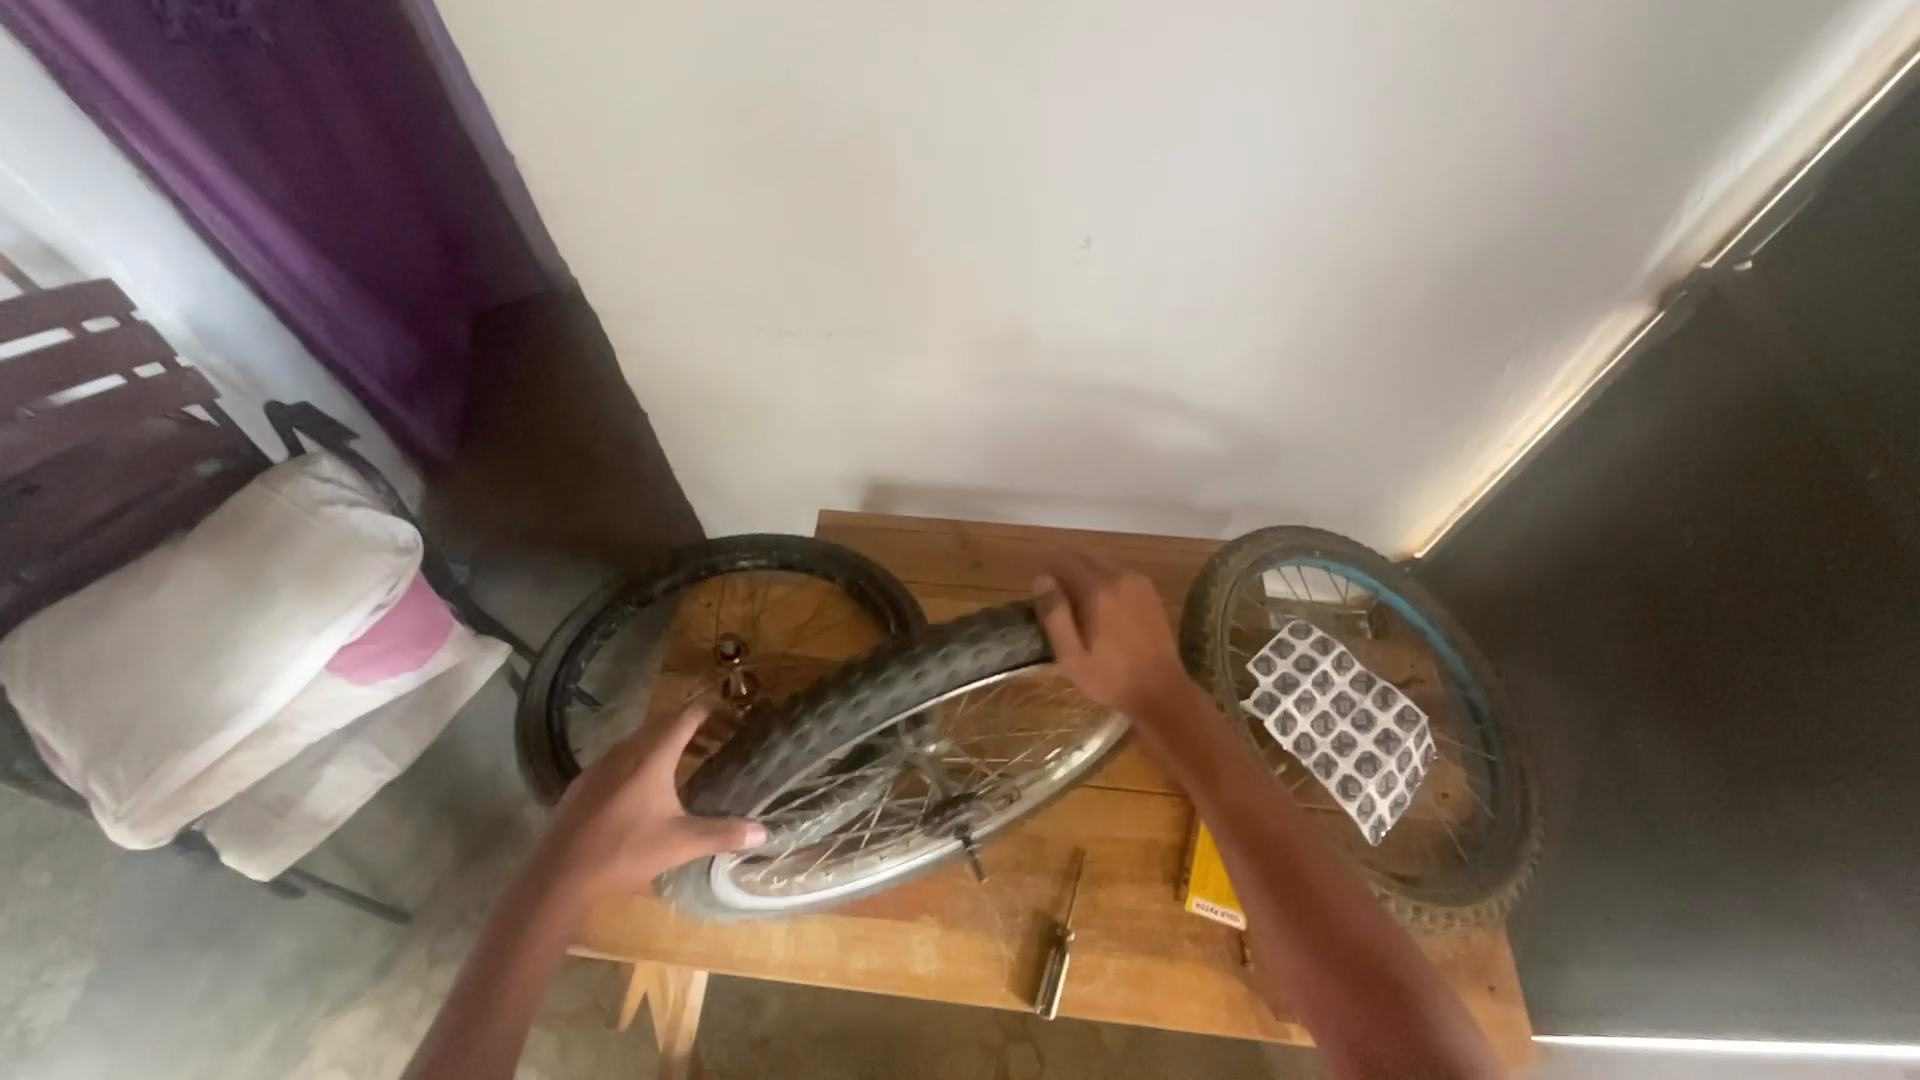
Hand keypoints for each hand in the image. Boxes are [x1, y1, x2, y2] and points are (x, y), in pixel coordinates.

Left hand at [532, 702, 766, 904]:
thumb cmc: (625, 851)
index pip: (684, 717)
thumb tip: (763, 833)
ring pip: (637, 740)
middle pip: (661, 723)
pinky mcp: (582, 784)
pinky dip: (639, 759)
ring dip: (662, 741)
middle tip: (713, 738)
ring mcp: (600, 766)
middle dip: (689, 725)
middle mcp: (626, 752)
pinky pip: (618, 758)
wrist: (559, 874)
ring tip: (683, 760)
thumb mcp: (681, 844)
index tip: (726, 710)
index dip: (707, 709)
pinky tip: (641, 787)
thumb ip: (723, 834)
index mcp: (652, 757)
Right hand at [1033, 547, 1194, 716]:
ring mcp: (1137, 580)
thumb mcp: (1071, 656)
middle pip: (1081, 554)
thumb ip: (1054, 614)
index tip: (1041, 595)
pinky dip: (1102, 581)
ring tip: (1078, 609)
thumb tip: (1042, 579)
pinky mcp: (1148, 589)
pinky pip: (1116, 572)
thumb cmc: (1109, 677)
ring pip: (1099, 562)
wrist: (1160, 690)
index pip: (1062, 558)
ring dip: (1083, 575)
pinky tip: (1101, 610)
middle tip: (1057, 604)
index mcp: (1097, 591)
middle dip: (1063, 570)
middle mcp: (1119, 576)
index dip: (1046, 571)